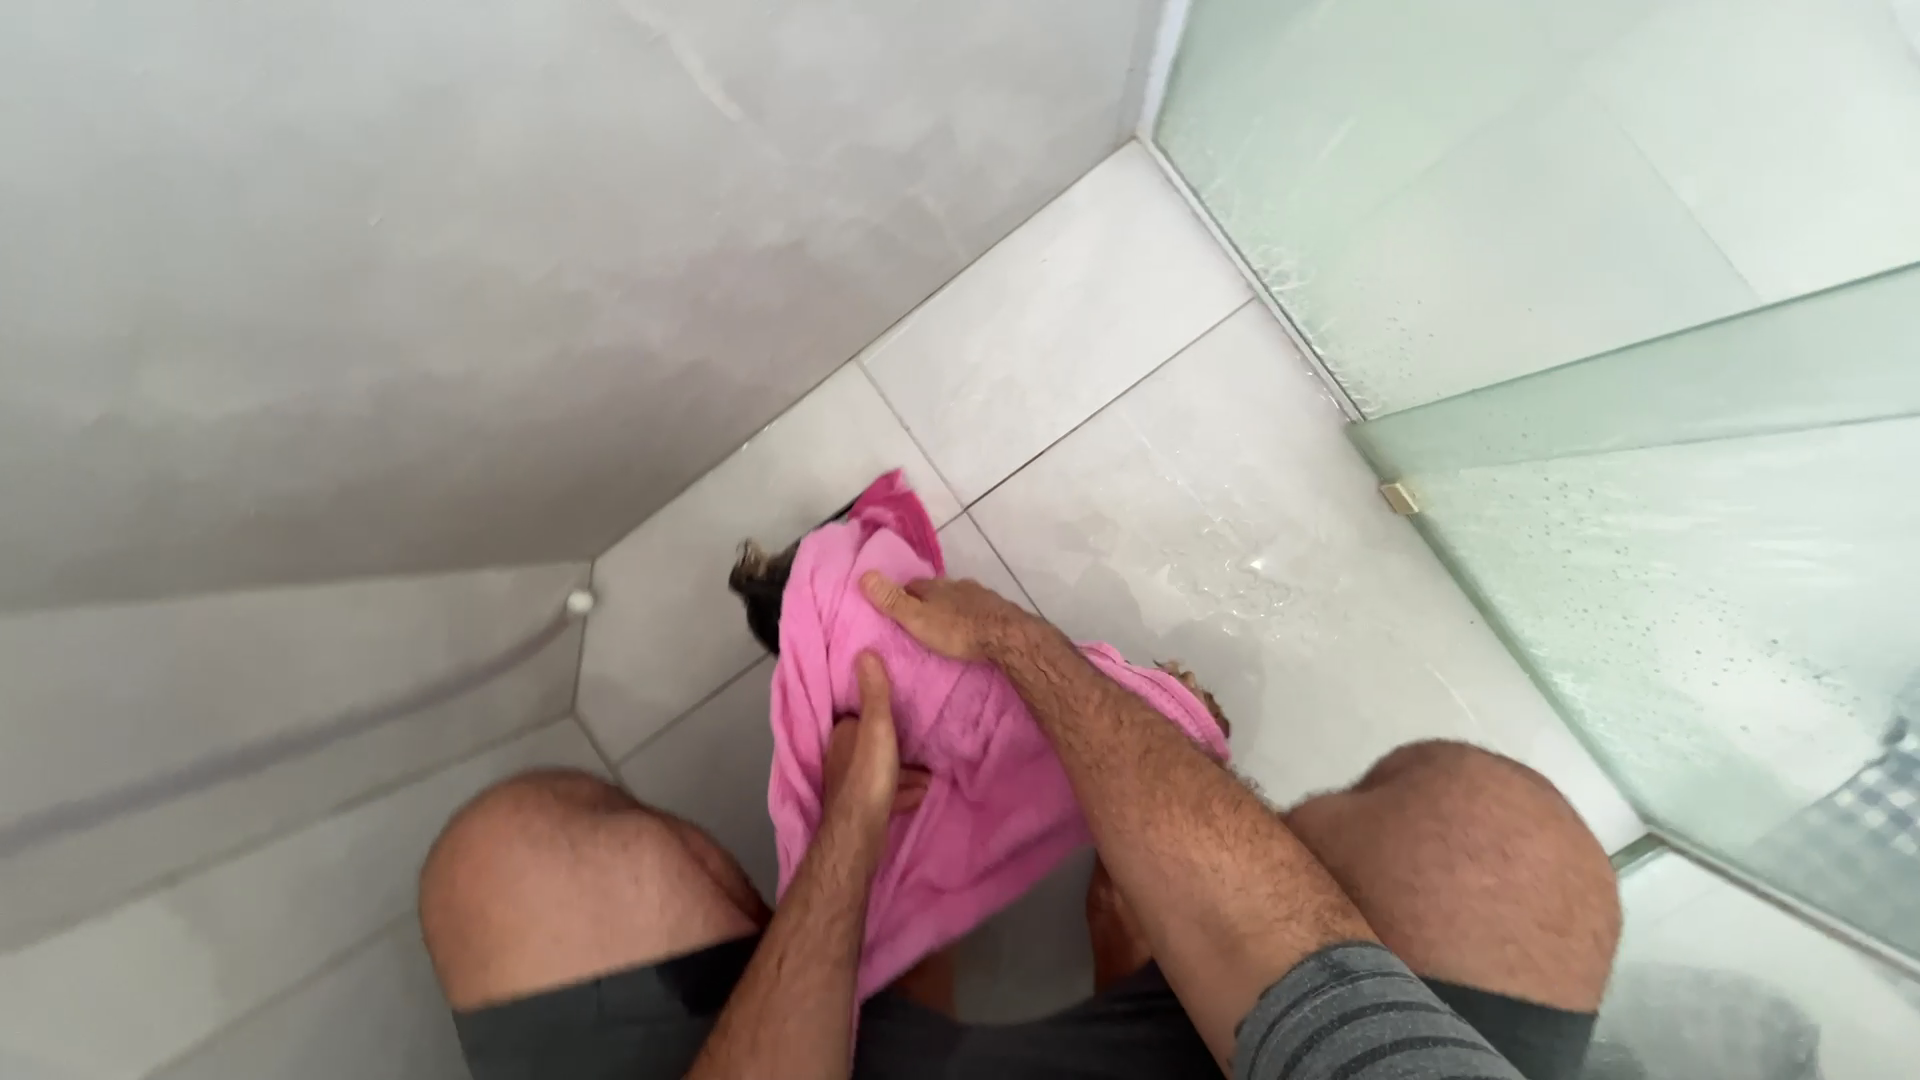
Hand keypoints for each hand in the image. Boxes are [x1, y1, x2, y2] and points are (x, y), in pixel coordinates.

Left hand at [821, 653, 928, 843]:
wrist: (860, 832)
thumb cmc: (869, 775)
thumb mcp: (877, 727)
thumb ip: (875, 693)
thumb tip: (865, 653)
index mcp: (842, 736)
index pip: (860, 718)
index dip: (881, 716)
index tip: (901, 716)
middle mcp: (841, 758)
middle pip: (873, 746)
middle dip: (897, 748)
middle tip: (923, 749)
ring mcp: (850, 787)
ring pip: (881, 772)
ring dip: (903, 773)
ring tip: (929, 776)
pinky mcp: (862, 810)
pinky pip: (886, 794)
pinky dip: (902, 793)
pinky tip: (919, 796)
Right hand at [859, 572, 1031, 662]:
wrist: (1004, 635)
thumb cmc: (956, 630)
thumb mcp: (917, 619)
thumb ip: (892, 601)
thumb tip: (864, 574)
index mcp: (935, 586)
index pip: (911, 585)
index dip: (902, 595)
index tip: (895, 609)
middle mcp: (957, 584)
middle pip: (936, 590)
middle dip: (927, 601)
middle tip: (919, 619)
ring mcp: (979, 595)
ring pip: (958, 598)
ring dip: (950, 607)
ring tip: (943, 625)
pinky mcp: (996, 608)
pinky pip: (977, 608)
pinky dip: (969, 615)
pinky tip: (969, 626)